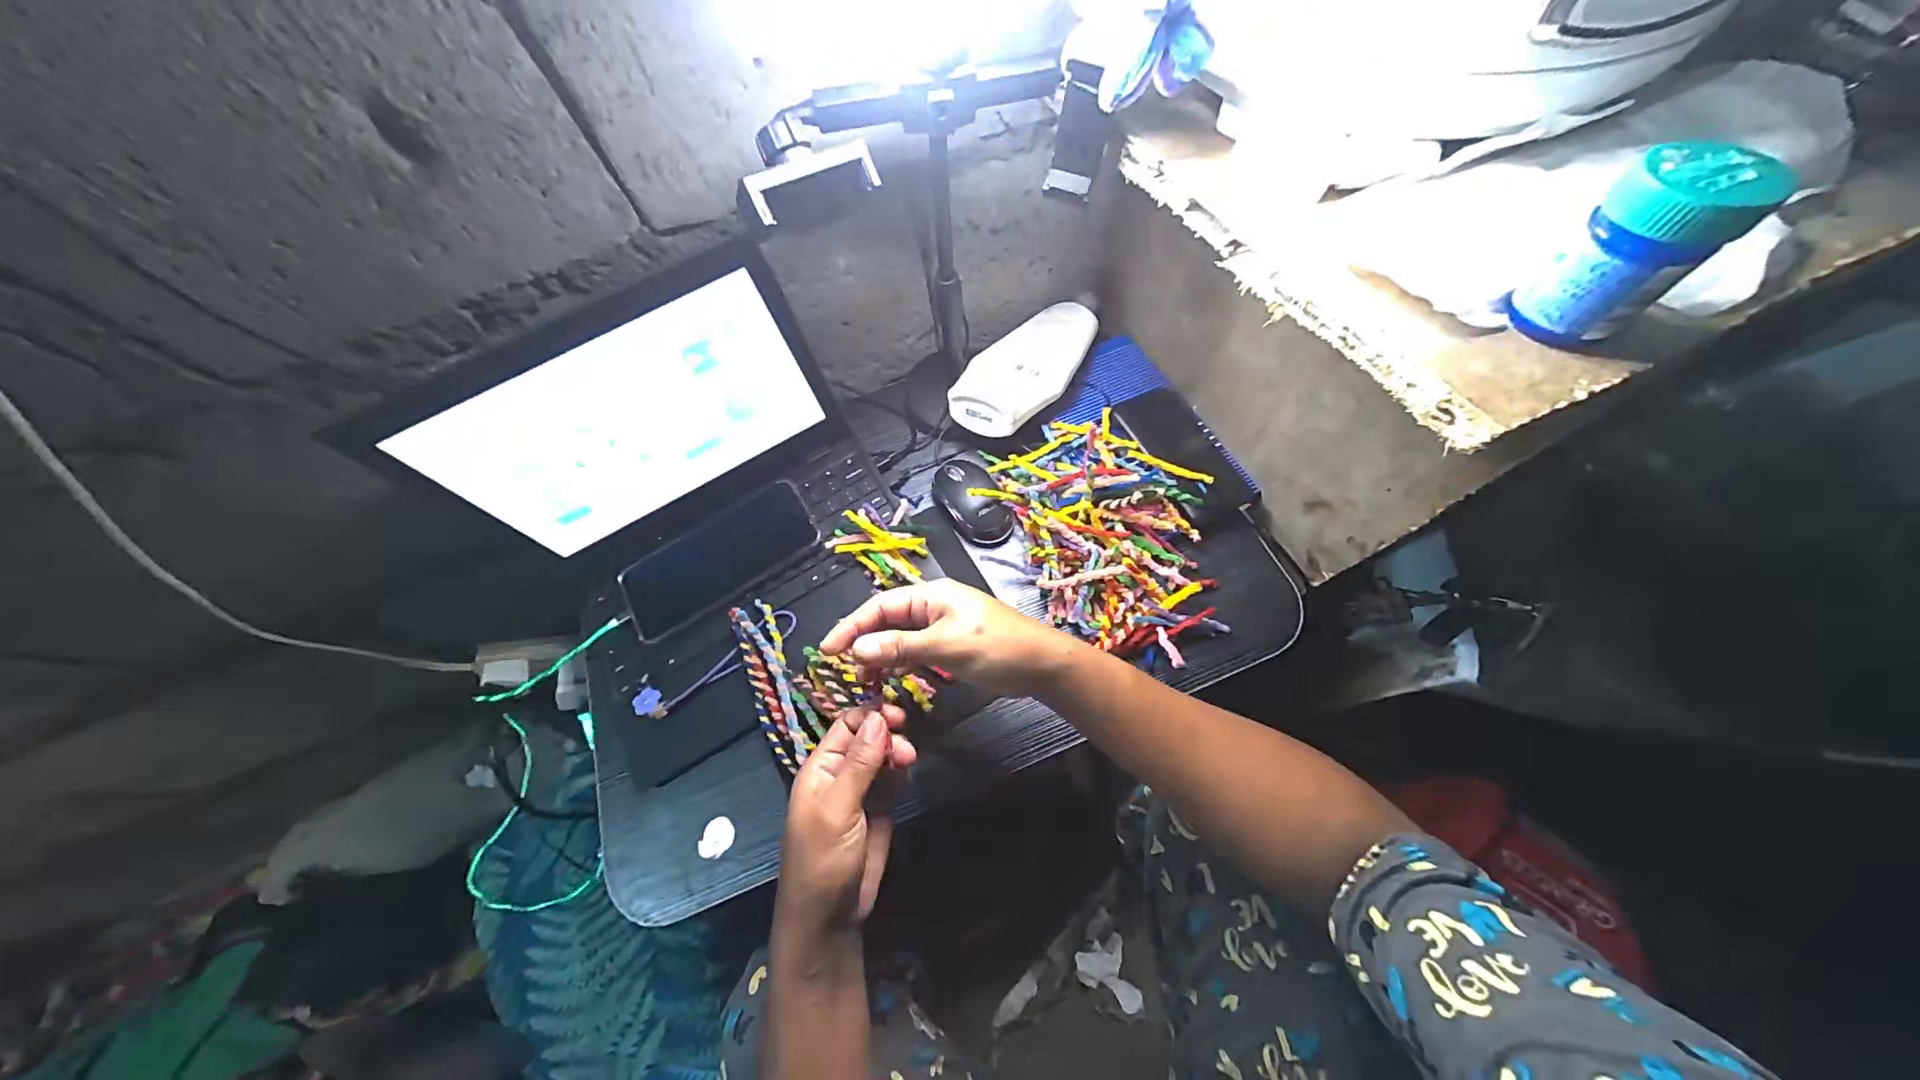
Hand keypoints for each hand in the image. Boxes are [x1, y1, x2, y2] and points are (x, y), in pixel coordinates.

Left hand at [778, 707, 914, 930]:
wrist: (830, 917)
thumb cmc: (822, 860)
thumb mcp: (837, 809)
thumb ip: (858, 764)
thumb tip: (878, 718)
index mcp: (821, 768)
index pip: (846, 725)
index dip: (870, 716)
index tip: (898, 716)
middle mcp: (840, 774)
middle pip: (868, 738)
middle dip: (889, 736)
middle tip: (907, 751)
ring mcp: (860, 793)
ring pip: (883, 757)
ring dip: (897, 753)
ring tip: (909, 763)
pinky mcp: (878, 811)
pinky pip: (892, 781)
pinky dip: (901, 774)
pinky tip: (907, 777)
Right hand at [818, 579, 1086, 698]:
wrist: (1042, 665)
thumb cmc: (997, 648)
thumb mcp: (947, 646)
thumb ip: (901, 647)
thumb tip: (857, 648)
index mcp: (931, 595)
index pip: (880, 605)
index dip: (851, 626)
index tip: (829, 649)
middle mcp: (932, 606)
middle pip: (886, 620)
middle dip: (863, 641)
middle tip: (842, 668)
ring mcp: (941, 626)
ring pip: (899, 638)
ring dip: (879, 654)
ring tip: (861, 677)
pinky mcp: (949, 645)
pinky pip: (915, 650)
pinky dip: (899, 662)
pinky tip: (888, 677)